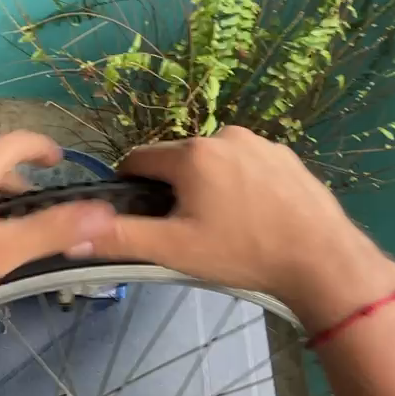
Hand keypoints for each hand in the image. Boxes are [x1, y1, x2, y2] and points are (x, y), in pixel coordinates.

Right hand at [95, 127, 394, 331]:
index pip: (138, 159)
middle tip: (184, 231)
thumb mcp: (173, 250)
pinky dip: (236, 186)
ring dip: (204, 187)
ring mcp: (260, 143)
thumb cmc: (241, 253)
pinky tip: (250, 218)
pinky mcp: (285, 156)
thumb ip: (120, 238)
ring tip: (220, 227)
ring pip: (210, 163)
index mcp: (192, 154)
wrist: (321, 260)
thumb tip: (72, 236)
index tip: (140, 217)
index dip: (129, 187)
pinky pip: (243, 166)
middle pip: (175, 161)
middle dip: (170, 190)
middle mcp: (224, 135)